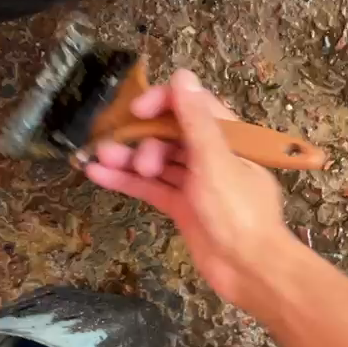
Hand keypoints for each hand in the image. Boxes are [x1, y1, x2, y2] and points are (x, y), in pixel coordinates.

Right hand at [84, 69, 298, 309]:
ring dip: (129, 158)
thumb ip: (197, 121)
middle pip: (172, 134)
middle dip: (145, 138)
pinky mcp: (184, 208)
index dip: (165, 102)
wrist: (250, 269)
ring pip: (158, 161)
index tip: (138, 111)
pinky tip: (97, 174)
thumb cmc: (240, 214)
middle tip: (138, 161)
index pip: (194, 106)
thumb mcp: (216, 162)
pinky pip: (152, 188)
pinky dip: (127, 181)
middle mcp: (214, 158)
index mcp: (231, 140)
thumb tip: (183, 76)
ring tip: (99, 159)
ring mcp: (198, 184)